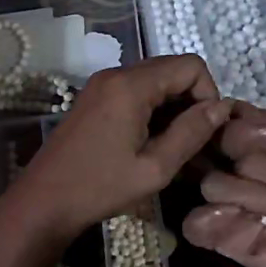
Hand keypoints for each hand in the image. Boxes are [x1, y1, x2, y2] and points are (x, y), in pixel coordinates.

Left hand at [0, 55, 230, 239]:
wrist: (44, 201)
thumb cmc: (100, 187)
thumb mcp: (155, 167)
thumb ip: (191, 133)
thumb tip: (221, 107)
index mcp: (130, 85)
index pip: (190, 65)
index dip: (208, 94)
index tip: (205, 130)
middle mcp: (114, 74)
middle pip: (170, 69)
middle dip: (190, 100)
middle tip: (191, 141)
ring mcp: (99, 85)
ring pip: (152, 81)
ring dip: (170, 107)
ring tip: (171, 146)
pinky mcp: (91, 99)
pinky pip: (132, 92)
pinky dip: (149, 109)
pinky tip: (147, 142)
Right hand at [183, 101, 265, 266]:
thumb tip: (234, 109)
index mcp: (259, 149)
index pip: (227, 124)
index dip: (243, 128)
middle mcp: (236, 173)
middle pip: (223, 152)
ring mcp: (228, 206)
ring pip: (214, 185)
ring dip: (260, 198)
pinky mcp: (224, 240)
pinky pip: (196, 223)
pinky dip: (219, 221)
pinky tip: (257, 229)